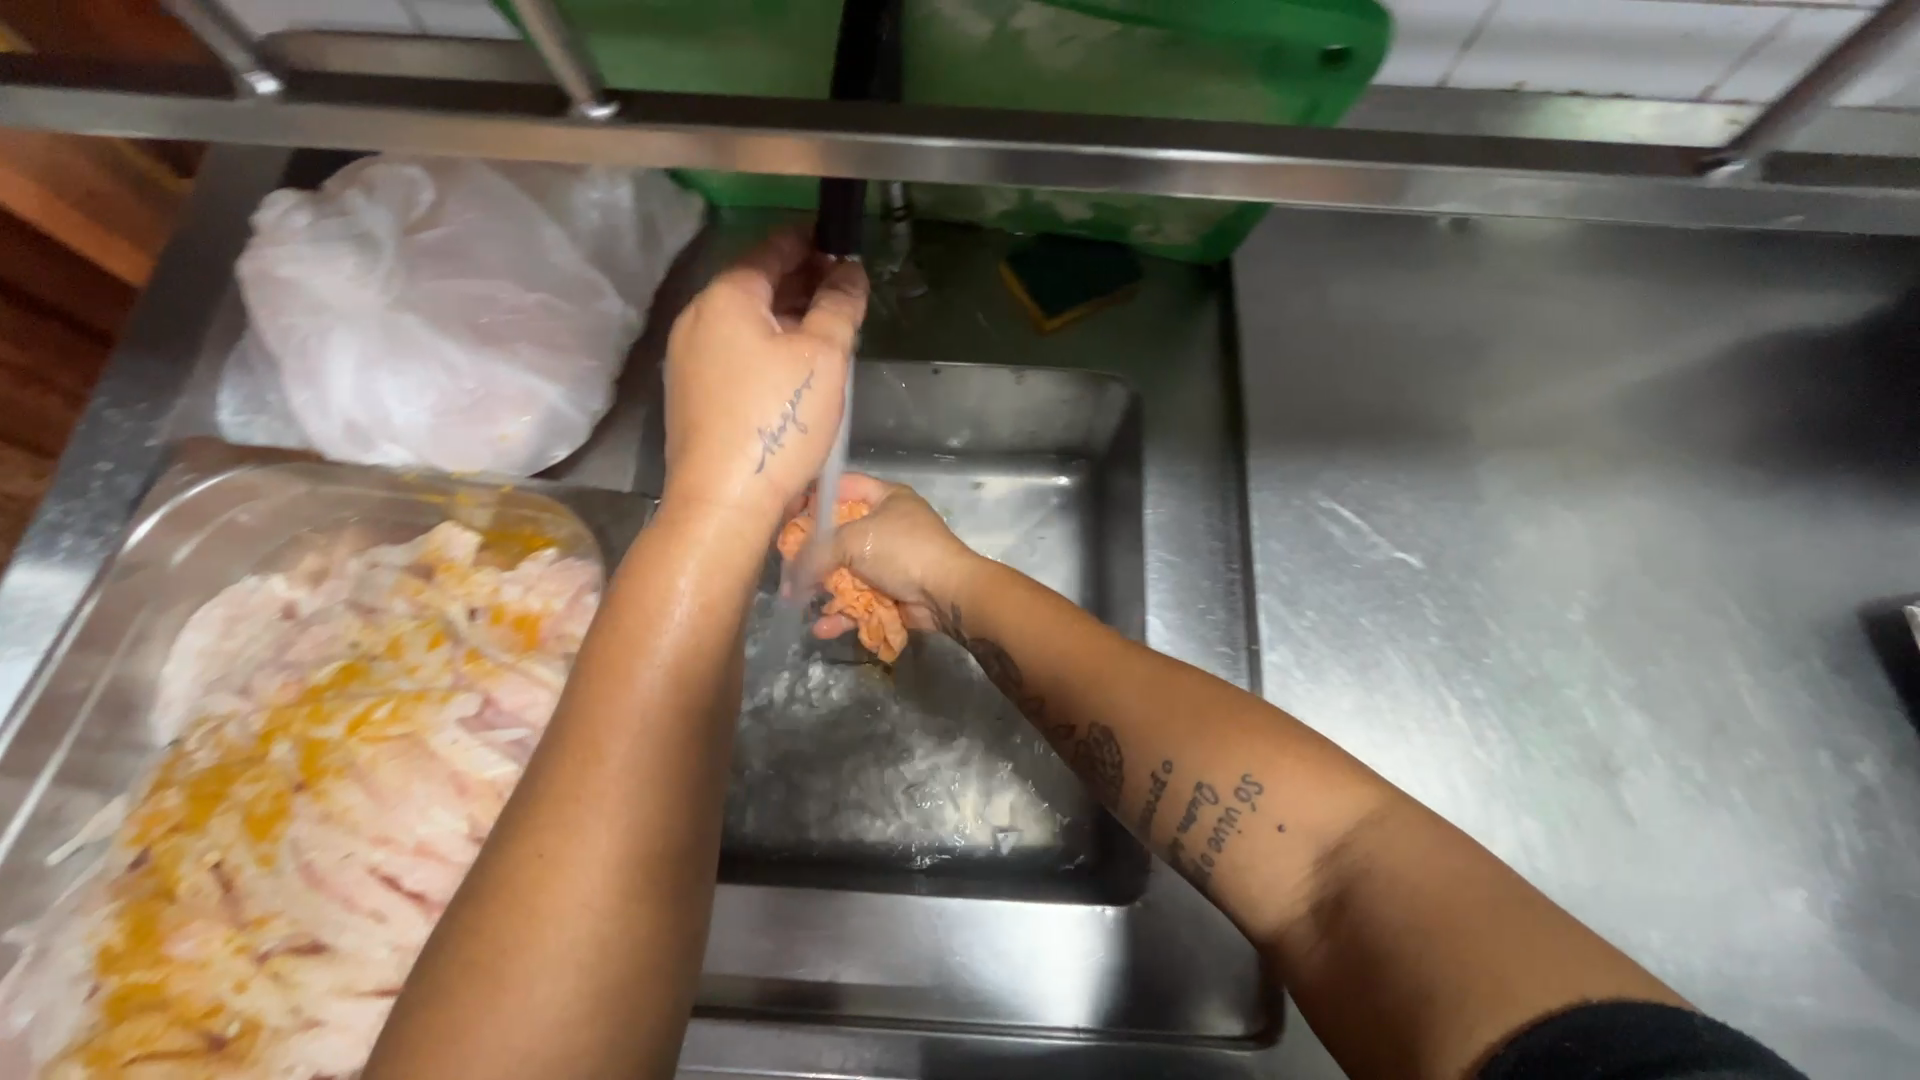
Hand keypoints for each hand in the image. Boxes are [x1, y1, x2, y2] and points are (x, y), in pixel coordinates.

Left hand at [661, 229, 869, 527]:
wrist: (724, 501)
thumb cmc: (778, 421)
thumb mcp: (824, 357)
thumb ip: (840, 305)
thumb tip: (851, 270)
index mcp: (726, 296)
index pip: (771, 248)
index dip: (810, 241)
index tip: (842, 244)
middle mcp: (698, 317)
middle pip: (755, 283)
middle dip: (800, 280)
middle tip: (843, 290)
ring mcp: (688, 357)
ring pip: (744, 320)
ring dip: (785, 315)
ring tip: (827, 328)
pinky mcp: (691, 393)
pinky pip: (734, 351)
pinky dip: (765, 345)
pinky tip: (794, 366)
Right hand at [798, 473, 982, 639]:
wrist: (948, 593)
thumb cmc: (903, 551)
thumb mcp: (854, 540)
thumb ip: (816, 553)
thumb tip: (791, 579)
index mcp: (886, 498)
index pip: (842, 486)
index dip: (813, 498)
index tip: (786, 514)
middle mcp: (887, 526)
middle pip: (838, 534)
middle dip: (811, 553)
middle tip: (786, 565)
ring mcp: (890, 561)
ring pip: (846, 572)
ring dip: (822, 588)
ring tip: (796, 601)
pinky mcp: (892, 591)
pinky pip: (859, 601)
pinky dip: (842, 614)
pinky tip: (822, 627)